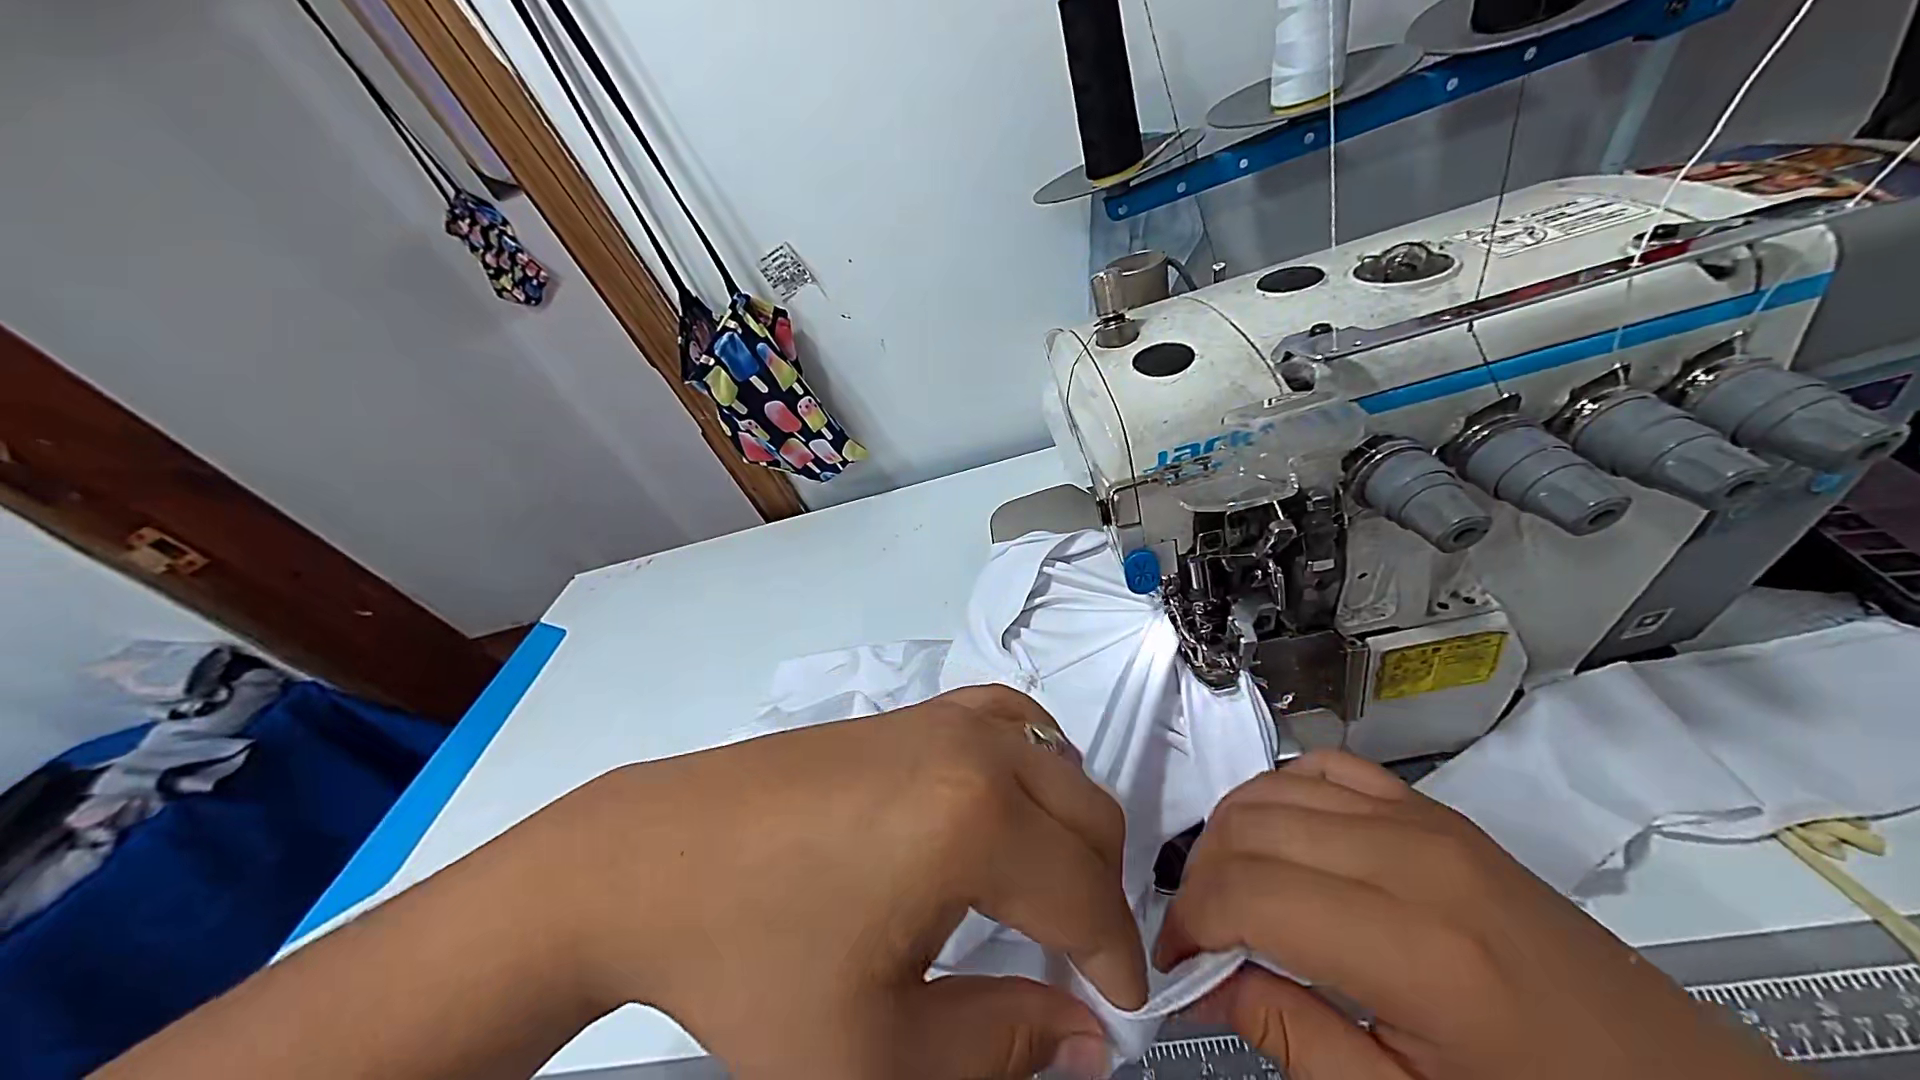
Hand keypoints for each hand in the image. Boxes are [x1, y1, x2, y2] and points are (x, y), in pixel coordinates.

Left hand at [528, 686, 1146, 1079]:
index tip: (1117, 1014)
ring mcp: (940, 717)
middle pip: (1089, 816)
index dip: (1116, 963)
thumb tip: (1088, 1042)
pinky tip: (1005, 804)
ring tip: (1046, 889)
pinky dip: (1035, 762)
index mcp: (975, 820)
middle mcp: (974, 748)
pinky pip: (1007, 720)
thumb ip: (999, 1044)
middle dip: (1102, 894)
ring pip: (1058, 761)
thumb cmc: (753, 960)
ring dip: (1072, 826)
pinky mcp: (909, 711)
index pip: (1087, 895)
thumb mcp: (875, 1049)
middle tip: (1077, 962)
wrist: (651, 860)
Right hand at [1156, 751, 1793, 1079]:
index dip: (1191, 923)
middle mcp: (1416, 859)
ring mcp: (1429, 821)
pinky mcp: (1439, 811)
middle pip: (1252, 830)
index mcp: (1419, 950)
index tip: (1175, 962)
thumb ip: (1298, 1043)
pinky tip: (1278, 837)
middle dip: (1201, 878)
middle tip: (1198, 934)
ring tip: (1228, 890)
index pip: (1250, 896)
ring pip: (1277, 789)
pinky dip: (1280, 792)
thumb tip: (1211, 981)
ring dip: (1229, 834)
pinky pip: (1329, 768)